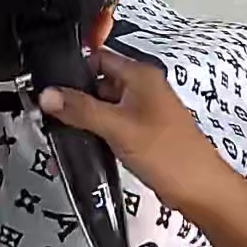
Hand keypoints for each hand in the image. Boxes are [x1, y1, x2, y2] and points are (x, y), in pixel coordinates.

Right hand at [37, 48, 244, 213]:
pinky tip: (80, 147)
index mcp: (140, 75)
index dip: (72, 69)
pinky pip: (112, 125)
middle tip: (48, 115)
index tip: (48, 86)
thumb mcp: (117, 127)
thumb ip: (81, 109)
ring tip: (60, 135)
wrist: (199, 189)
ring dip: (83, 119)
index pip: (98, 57)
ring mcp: (143, 111)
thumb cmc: (169, 153)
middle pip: (98, 82)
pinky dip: (96, 134)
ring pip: (103, 106)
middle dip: (74, 99)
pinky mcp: (142, 132)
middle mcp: (143, 88)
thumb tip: (48, 95)